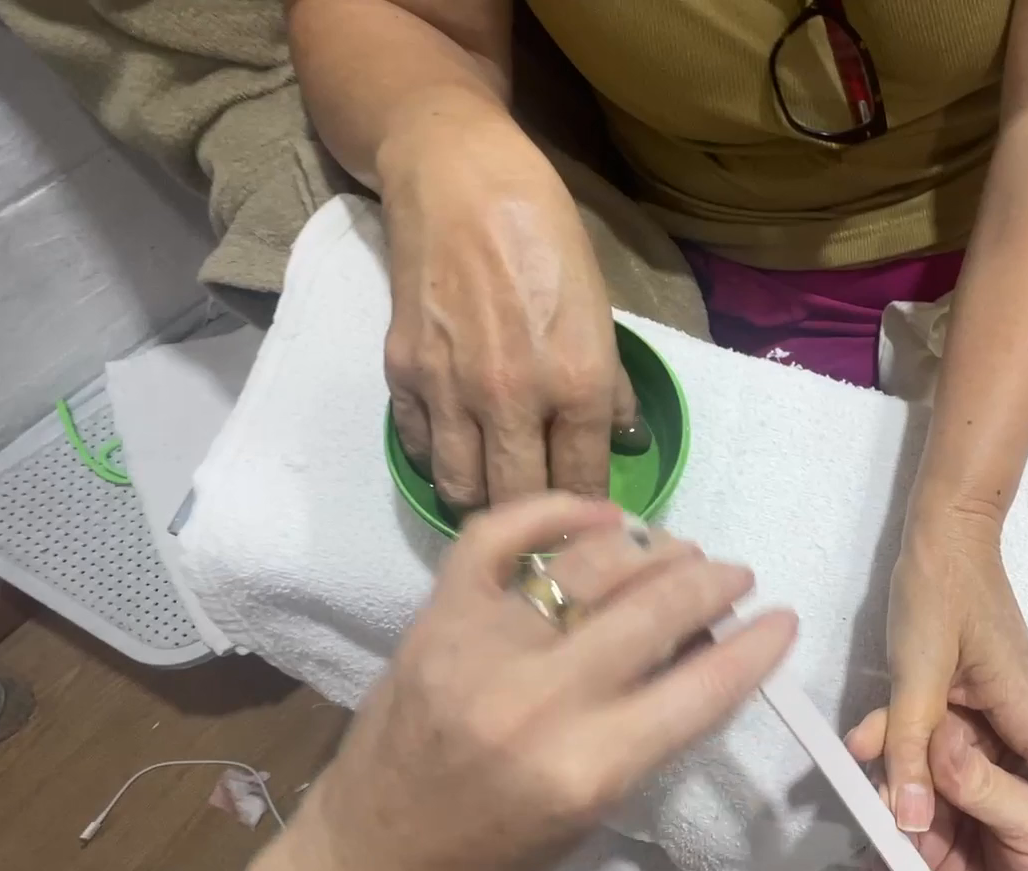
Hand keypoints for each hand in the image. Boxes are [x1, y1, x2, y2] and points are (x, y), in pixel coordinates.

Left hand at [282, 495, 796, 870]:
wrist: (374, 854)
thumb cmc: (504, 844)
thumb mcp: (603, 802)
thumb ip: (662, 722)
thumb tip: (712, 640)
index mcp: (588, 766)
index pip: (703, 687)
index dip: (758, 646)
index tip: (784, 617)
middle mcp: (538, 701)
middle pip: (656, 611)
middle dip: (714, 582)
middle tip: (734, 576)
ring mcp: (480, 647)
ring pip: (593, 564)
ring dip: (656, 546)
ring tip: (680, 549)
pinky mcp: (438, 616)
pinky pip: (499, 534)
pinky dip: (557, 509)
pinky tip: (605, 512)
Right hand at [381, 117, 642, 510]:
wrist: (463, 184)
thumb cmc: (551, 247)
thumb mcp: (604, 320)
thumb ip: (614, 392)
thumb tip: (626, 441)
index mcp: (577, 386)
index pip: (583, 485)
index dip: (588, 515)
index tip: (589, 527)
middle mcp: (512, 399)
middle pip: (520, 502)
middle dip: (537, 525)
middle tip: (547, 527)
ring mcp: (449, 389)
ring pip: (463, 489)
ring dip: (485, 502)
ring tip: (502, 496)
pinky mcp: (401, 373)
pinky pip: (420, 449)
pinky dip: (441, 463)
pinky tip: (460, 453)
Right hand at [851, 709, 1027, 870]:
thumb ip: (986, 785)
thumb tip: (936, 735)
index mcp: (996, 748)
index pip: (942, 723)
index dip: (904, 727)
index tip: (868, 741)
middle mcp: (960, 769)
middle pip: (907, 758)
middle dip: (879, 779)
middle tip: (861, 801)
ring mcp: (937, 810)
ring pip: (891, 802)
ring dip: (873, 825)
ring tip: (876, 860)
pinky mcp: (920, 852)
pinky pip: (888, 851)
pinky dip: (876, 868)